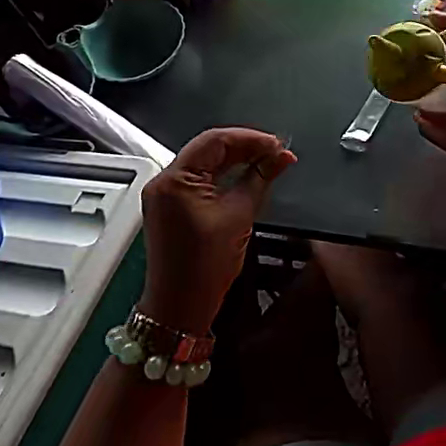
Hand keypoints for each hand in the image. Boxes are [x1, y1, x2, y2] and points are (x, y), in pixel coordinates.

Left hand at [140, 128, 295, 332]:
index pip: (215, 140)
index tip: (276, 144)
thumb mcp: (240, 216)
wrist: (180, 306)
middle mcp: (164, 183)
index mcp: (175, 181)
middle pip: (209, 148)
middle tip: (277, 152)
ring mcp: (165, 195)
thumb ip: (261, 178)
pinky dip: (225, 175)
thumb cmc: (203, 268)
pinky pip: (200, 180)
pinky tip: (247, 176)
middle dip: (245, 148)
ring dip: (237, 160)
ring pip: (206, 163)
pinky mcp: (171, 207)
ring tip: (267, 162)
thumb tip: (281, 157)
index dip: (250, 139)